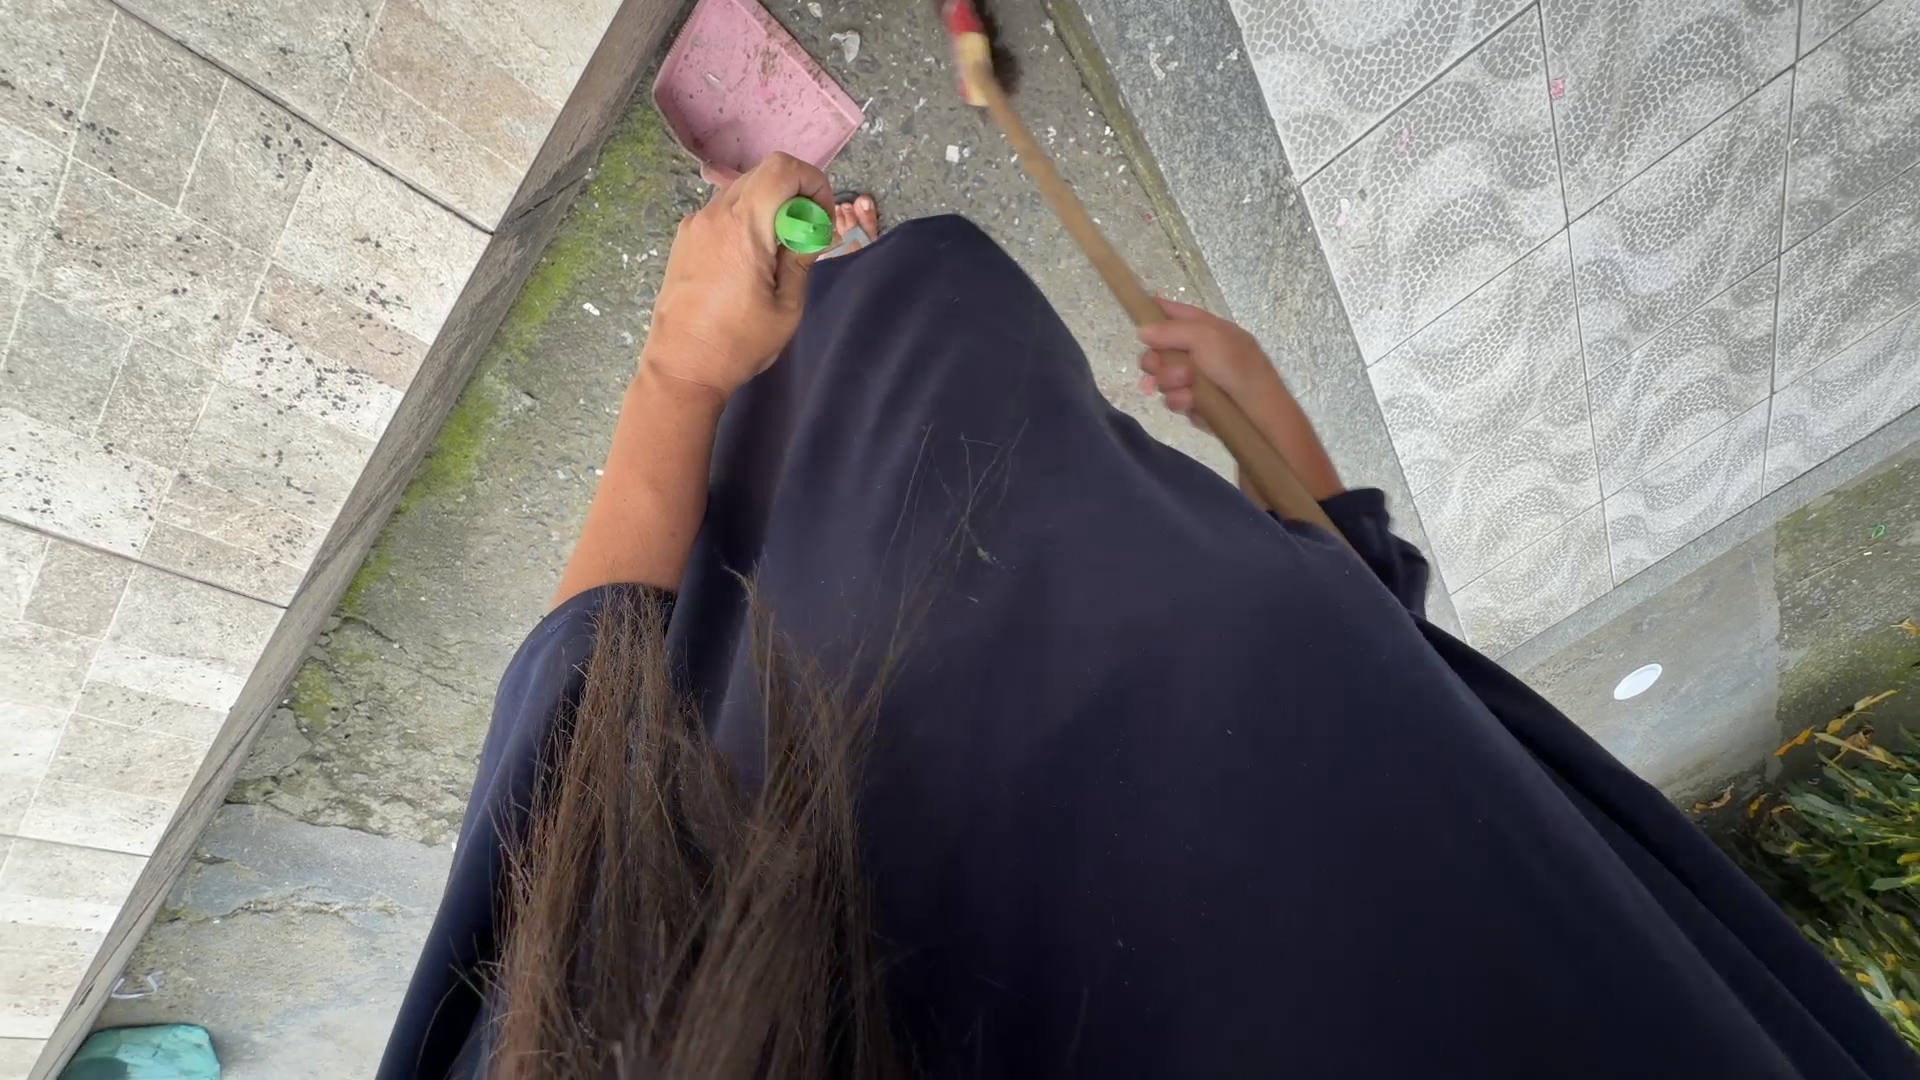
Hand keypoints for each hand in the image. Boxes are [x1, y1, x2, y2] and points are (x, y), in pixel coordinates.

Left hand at [642, 153, 832, 400]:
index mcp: (745, 227)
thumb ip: (801, 259)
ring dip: (770, 211)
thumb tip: (811, 231)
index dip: (813, 183)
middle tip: (807, 238)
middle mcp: (715, 214)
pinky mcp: (685, 238)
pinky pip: (724, 214)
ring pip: (743, 193)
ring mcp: (695, 224)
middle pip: (764, 175)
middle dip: (795, 198)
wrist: (682, 366)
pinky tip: (751, 264)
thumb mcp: (787, 308)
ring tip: (778, 256)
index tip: (821, 219)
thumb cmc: (739, 343)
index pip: (784, 168)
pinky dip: (747, 223)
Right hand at [1135, 297, 1289, 428]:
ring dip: (1171, 381)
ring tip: (1189, 386)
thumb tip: (1141, 330)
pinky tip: (1192, 402)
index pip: (1174, 314)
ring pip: (1160, 377)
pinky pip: (1170, 399)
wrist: (1256, 412)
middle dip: (1157, 359)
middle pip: (1157, 350)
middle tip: (1163, 364)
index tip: (1136, 313)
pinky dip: (1179, 400)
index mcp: (1205, 329)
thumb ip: (1171, 331)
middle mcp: (1196, 352)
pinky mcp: (1190, 402)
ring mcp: (1191, 378)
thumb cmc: (1236, 367)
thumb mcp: (1207, 338)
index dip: (1155, 311)